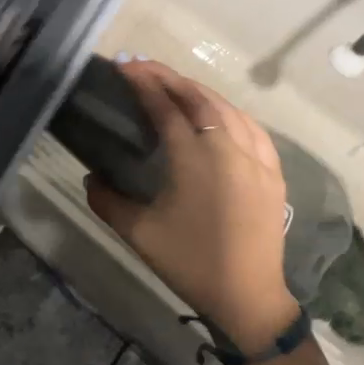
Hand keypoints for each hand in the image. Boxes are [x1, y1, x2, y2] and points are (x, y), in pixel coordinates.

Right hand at [85, 59, 300, 352]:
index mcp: (194, 158)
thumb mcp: (139, 233)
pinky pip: (251, 127)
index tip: (123, 66)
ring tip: (174, 83)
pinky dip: (229, 111)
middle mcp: (227, 149)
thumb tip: (90, 177)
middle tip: (141, 65)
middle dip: (167, 76)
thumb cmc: (191, 263)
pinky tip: (219, 113)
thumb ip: (107, 200)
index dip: (142, 83)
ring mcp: (255, 160)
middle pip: (197, 98)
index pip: (165, 107)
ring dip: (197, 90)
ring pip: (227, 108)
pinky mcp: (272, 174)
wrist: (249, 299)